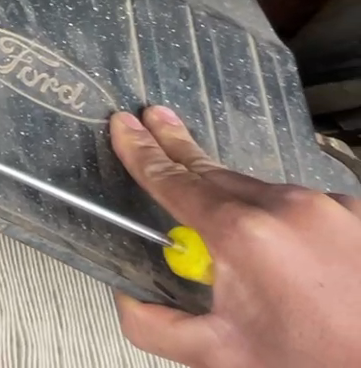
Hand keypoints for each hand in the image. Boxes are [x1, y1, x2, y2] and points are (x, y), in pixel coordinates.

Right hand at [108, 105, 360, 367]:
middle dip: (181, 151)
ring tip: (236, 226)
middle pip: (214, 172)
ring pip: (263, 191)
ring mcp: (339, 212)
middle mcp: (291, 210)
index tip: (124, 124)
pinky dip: (290, 218)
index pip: (172, 178)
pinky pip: (310, 206)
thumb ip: (154, 324)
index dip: (140, 150)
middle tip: (158, 120)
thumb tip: (126, 298)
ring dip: (242, 201)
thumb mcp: (224, 355)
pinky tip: (293, 246)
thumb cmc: (325, 364)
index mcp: (244, 233)